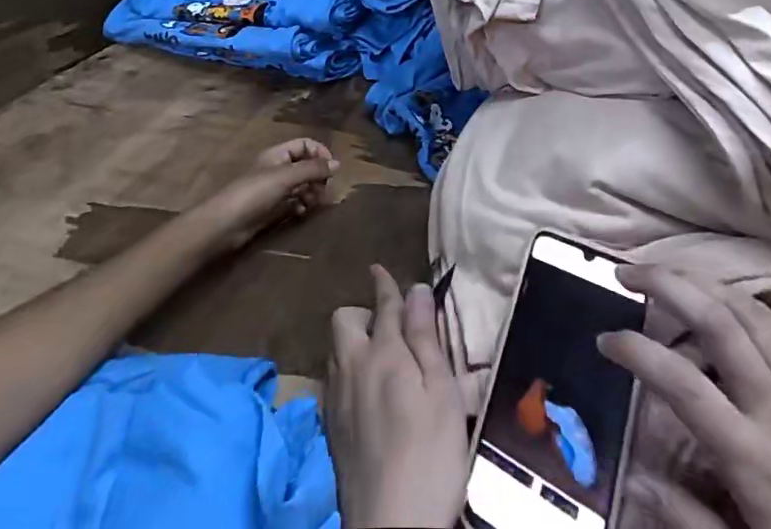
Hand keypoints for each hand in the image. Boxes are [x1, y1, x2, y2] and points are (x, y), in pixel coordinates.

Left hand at [192, 138, 337, 251]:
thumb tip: (337, 164)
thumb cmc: (254, 193)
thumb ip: (312, 169)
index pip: (305, 145)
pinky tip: (301, 212)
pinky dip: (301, 205)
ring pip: (302, 185)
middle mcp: (277, 168)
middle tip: (324, 190)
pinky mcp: (272, 208)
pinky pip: (294, 202)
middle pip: (305, 165)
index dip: (320, 153)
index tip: (332, 170)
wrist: (226, 223)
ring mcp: (274, 189)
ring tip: (313, 202)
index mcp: (278, 154)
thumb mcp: (285, 177)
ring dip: (311, 191)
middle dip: (318, 175)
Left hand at [326, 266, 467, 528]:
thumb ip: (425, 339)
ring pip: (334, 349)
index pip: (383, 306)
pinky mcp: (328, 425)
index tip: (379, 268)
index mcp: (383, 353)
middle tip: (388, 330)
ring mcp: (334, 396)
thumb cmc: (430, 454)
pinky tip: (363, 395)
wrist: (390, 522)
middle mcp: (351, 365)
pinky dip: (345, 371)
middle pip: (344, 320)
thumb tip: (416, 289)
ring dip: (352, 342)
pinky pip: (330, 379)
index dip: (384, 285)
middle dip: (363, 314)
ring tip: (378, 360)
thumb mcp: (441, 393)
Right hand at [598, 267, 770, 528]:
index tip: (605, 339)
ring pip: (747, 310)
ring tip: (661, 269)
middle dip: (663, 283)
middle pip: (715, 321)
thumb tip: (635, 480)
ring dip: (698, 279)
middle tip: (623, 273)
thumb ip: (691, 522)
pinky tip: (714, 298)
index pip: (680, 382)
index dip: (634, 350)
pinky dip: (734, 298)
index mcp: (752, 455)